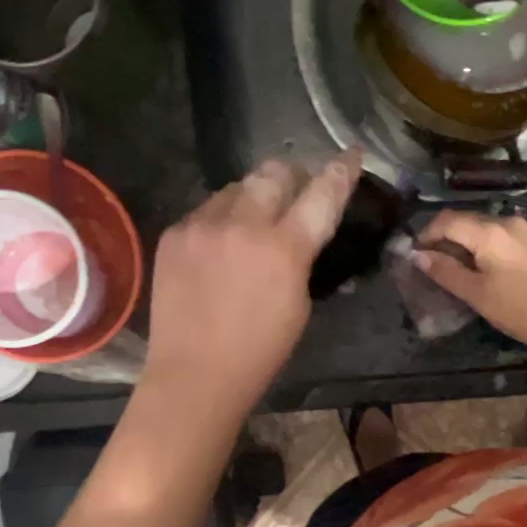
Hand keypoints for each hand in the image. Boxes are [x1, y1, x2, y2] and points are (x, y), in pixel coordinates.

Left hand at [143, 151, 361, 407]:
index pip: (322, 195)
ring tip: (253, 224)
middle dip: (290, 177)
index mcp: (285, 249)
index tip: (352, 153)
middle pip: (273, 173)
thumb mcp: (299, 306)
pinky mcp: (174, 233)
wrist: (196, 374)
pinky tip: (220, 249)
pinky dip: (221, 221)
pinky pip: (206, 210)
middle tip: (295, 188)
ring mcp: (203, 225)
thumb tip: (302, 236)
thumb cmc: (261, 352)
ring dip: (252, 198)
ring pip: (236, 188)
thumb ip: (301, 260)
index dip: (341, 172)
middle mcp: (244, 225)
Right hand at [413, 211, 526, 350]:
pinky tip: (477, 268)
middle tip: (429, 263)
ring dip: (462, 243)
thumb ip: (446, 271)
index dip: (426, 234)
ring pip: (481, 228)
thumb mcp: (477, 294)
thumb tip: (418, 255)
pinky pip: (497, 237)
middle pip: (465, 221)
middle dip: (443, 238)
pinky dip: (480, 247)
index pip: (447, 220)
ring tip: (450, 268)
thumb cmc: (519, 310)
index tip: (415, 255)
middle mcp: (506, 221)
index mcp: (490, 231)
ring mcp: (522, 230)